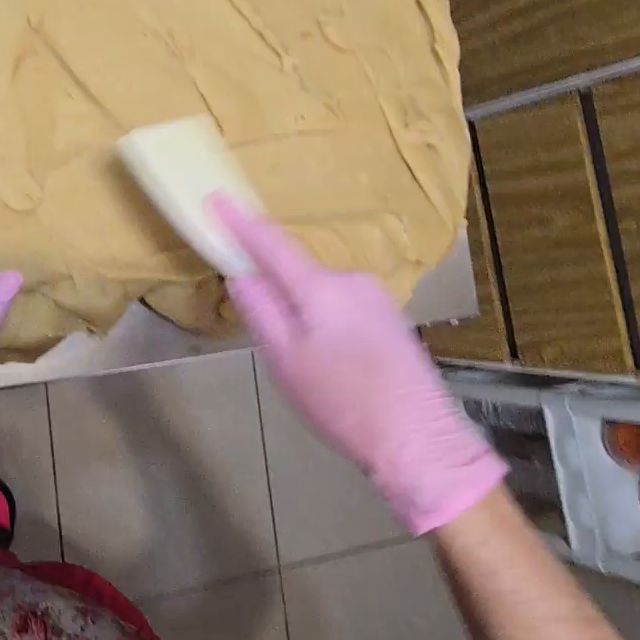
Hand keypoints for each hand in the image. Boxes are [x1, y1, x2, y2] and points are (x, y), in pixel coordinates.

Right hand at [212, 196, 504, 533]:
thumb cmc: (343, 403)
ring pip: (320, 292)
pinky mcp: (390, 318)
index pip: (272, 243)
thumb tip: (241, 274)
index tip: (218, 197)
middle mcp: (352, 280)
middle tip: (262, 332)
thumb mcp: (287, 361)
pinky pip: (341, 305)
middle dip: (273, 286)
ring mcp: (376, 297)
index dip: (241, 220)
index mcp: (321, 287)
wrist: (421, 442)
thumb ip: (261, 311)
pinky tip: (329, 361)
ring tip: (302, 363)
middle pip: (297, 270)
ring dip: (300, 310)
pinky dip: (323, 320)